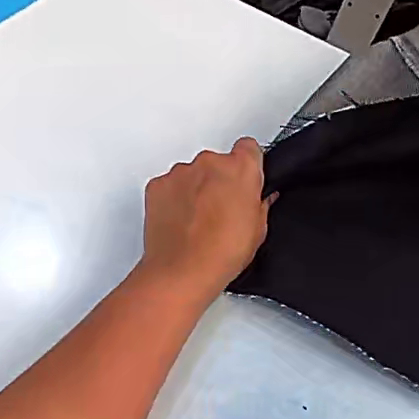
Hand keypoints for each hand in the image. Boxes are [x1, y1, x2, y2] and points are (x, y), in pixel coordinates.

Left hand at [135, 138, 272, 297]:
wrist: (182, 271)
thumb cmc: (221, 253)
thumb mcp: (258, 231)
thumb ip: (260, 205)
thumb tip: (260, 200)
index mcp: (241, 168)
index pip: (249, 147)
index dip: (249, 163)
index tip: (247, 178)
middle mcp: (210, 163)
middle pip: (219, 161)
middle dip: (221, 180)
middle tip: (224, 209)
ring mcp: (181, 172)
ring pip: (193, 173)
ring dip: (197, 189)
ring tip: (200, 221)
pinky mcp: (158, 184)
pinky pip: (170, 185)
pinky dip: (175, 198)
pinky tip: (183, 222)